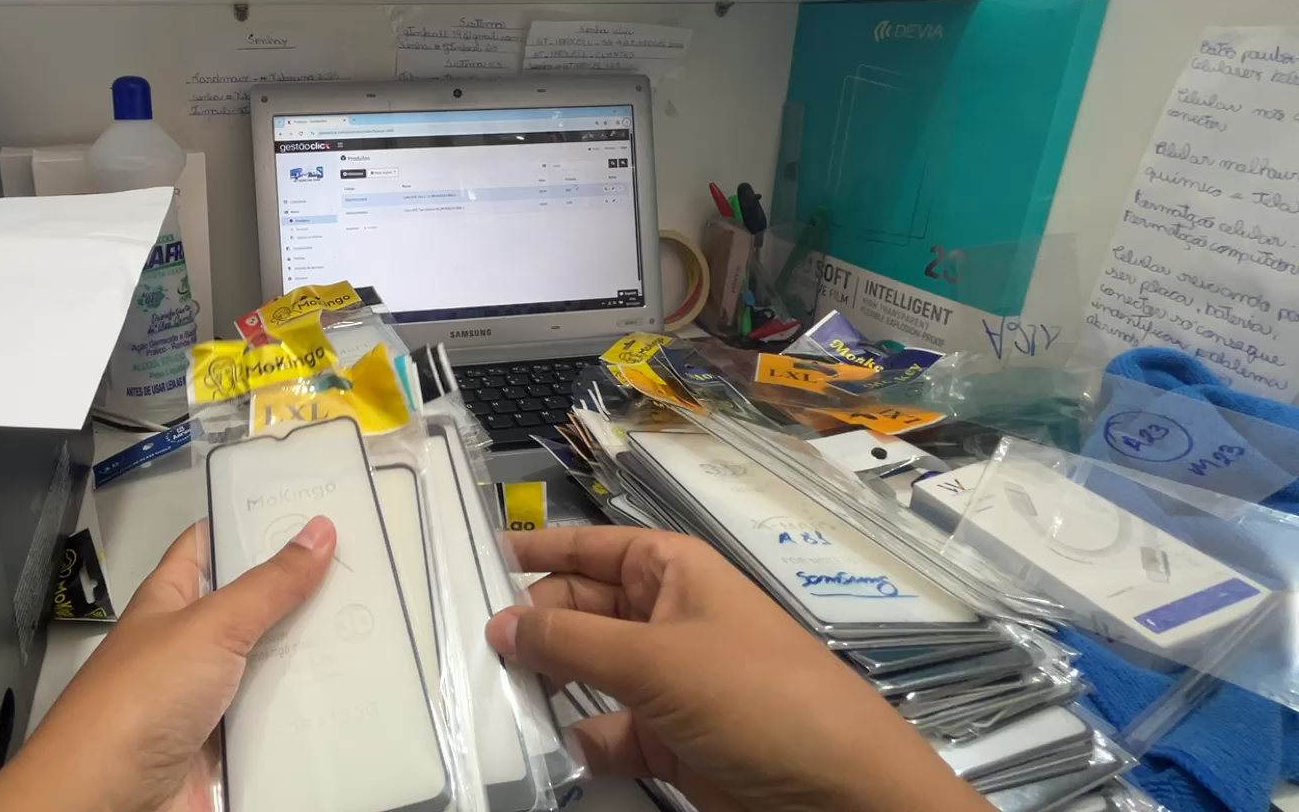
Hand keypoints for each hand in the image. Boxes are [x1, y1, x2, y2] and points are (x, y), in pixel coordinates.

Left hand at [0, 516, 335, 811]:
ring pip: (272, 657)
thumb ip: (269, 584)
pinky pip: (277, 712)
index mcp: (174, 595)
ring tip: (373, 617)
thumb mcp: (211, 627)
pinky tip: (354, 683)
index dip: (255, 521)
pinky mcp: (230, 741)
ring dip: (312, 646)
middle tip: (362, 561)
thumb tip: (319, 529)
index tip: (309, 507)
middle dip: (302, 585)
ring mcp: (212, 692)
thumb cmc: (140, 700)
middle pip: (255, 600)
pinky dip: (310, 703)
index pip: (215, 540)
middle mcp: (194, 639)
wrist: (104, 810)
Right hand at [486, 527, 991, 811]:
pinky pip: (609, 726)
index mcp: (669, 570)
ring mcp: (668, 678)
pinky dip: (582, 738)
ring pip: (588, 667)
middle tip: (477, 648)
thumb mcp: (654, 661)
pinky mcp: (672, 737)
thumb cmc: (755, 699)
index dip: (534, 549)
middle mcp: (663, 615)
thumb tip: (495, 625)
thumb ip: (567, 641)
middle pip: (579, 607)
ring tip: (501, 697)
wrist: (856, 809)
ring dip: (548, 682)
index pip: (586, 547)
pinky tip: (555, 748)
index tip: (476, 560)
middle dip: (534, 626)